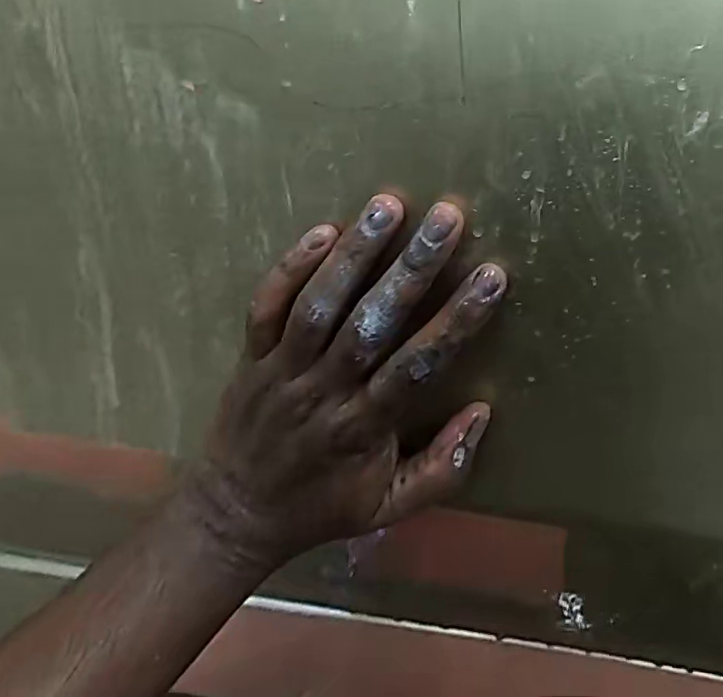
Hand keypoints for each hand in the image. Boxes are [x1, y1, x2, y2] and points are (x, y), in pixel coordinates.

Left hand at [176, 194, 506, 570]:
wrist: (230, 517)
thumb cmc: (320, 506)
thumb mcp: (388, 508)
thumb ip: (442, 468)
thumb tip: (483, 412)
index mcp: (362, 427)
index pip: (417, 365)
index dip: (457, 320)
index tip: (492, 277)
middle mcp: (323, 390)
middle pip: (371, 323)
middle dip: (412, 268)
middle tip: (447, 217)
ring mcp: (282, 368)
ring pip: (319, 305)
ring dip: (355, 254)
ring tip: (389, 206)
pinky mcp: (251, 354)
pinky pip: (266, 306)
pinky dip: (291, 267)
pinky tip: (323, 229)